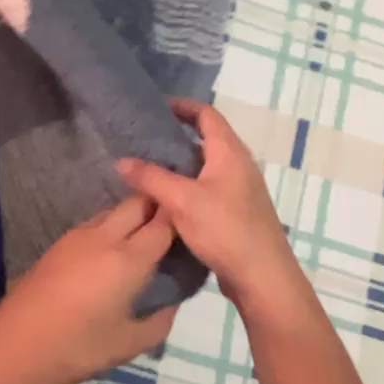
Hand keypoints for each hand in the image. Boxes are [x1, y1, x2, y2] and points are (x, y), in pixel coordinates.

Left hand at [0, 195, 177, 383]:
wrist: (12, 346)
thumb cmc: (75, 349)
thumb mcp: (127, 345)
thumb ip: (159, 322)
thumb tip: (172, 303)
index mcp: (127, 259)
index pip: (164, 224)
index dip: (182, 219)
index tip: (197, 224)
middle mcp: (104, 237)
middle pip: (138, 204)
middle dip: (158, 206)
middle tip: (175, 225)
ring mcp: (77, 237)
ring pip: (114, 211)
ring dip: (133, 215)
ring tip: (148, 234)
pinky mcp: (59, 245)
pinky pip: (95, 224)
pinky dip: (112, 227)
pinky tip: (115, 249)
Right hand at [116, 97, 300, 305]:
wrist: (262, 276)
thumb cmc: (226, 230)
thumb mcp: (182, 201)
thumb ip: (151, 178)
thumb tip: (121, 160)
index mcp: (229, 152)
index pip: (206, 115)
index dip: (182, 106)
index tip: (155, 107)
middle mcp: (238, 165)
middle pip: (205, 139)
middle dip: (175, 137)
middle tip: (142, 140)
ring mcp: (239, 190)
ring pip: (205, 167)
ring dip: (179, 166)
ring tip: (146, 169)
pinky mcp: (236, 213)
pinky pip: (207, 189)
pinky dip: (186, 187)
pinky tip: (165, 201)